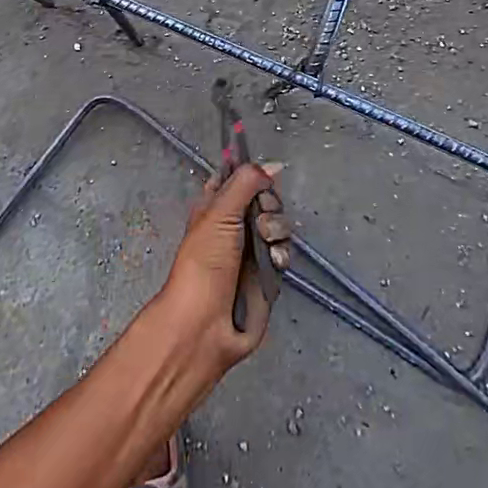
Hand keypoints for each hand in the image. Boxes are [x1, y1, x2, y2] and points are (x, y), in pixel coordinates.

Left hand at [153, 162, 290, 372]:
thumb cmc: (204, 261)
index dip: (251, 174)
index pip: (236, 178)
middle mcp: (233, 223)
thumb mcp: (219, 213)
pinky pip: (284, 252)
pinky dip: (282, 255)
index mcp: (213, 205)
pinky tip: (274, 263)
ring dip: (277, 230)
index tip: (263, 176)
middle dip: (269, 205)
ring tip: (265, 242)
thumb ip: (245, 184)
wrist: (207, 321)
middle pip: (265, 199)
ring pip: (278, 225)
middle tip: (260, 218)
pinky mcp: (267, 272)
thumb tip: (272, 165)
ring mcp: (251, 248)